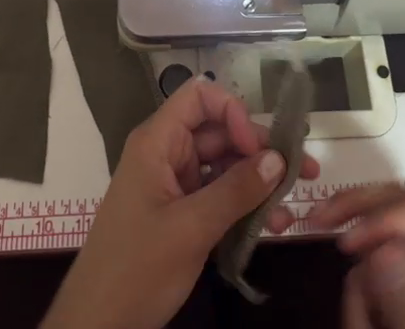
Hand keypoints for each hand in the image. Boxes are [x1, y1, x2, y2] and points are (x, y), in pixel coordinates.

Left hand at [42, 76, 321, 328]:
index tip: (260, 148)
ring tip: (293, 209)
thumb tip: (277, 159)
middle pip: (219, 133)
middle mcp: (166, 155)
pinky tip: (272, 226)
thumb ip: (235, 191)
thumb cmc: (137, 268)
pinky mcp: (180, 215)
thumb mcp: (191, 228)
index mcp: (157, 143)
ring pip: (224, 167)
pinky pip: (219, 197)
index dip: (233, 112)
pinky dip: (245, 207)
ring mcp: (173, 185)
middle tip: (306, 172)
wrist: (98, 324)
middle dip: (261, 150)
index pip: (199, 98)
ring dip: (259, 184)